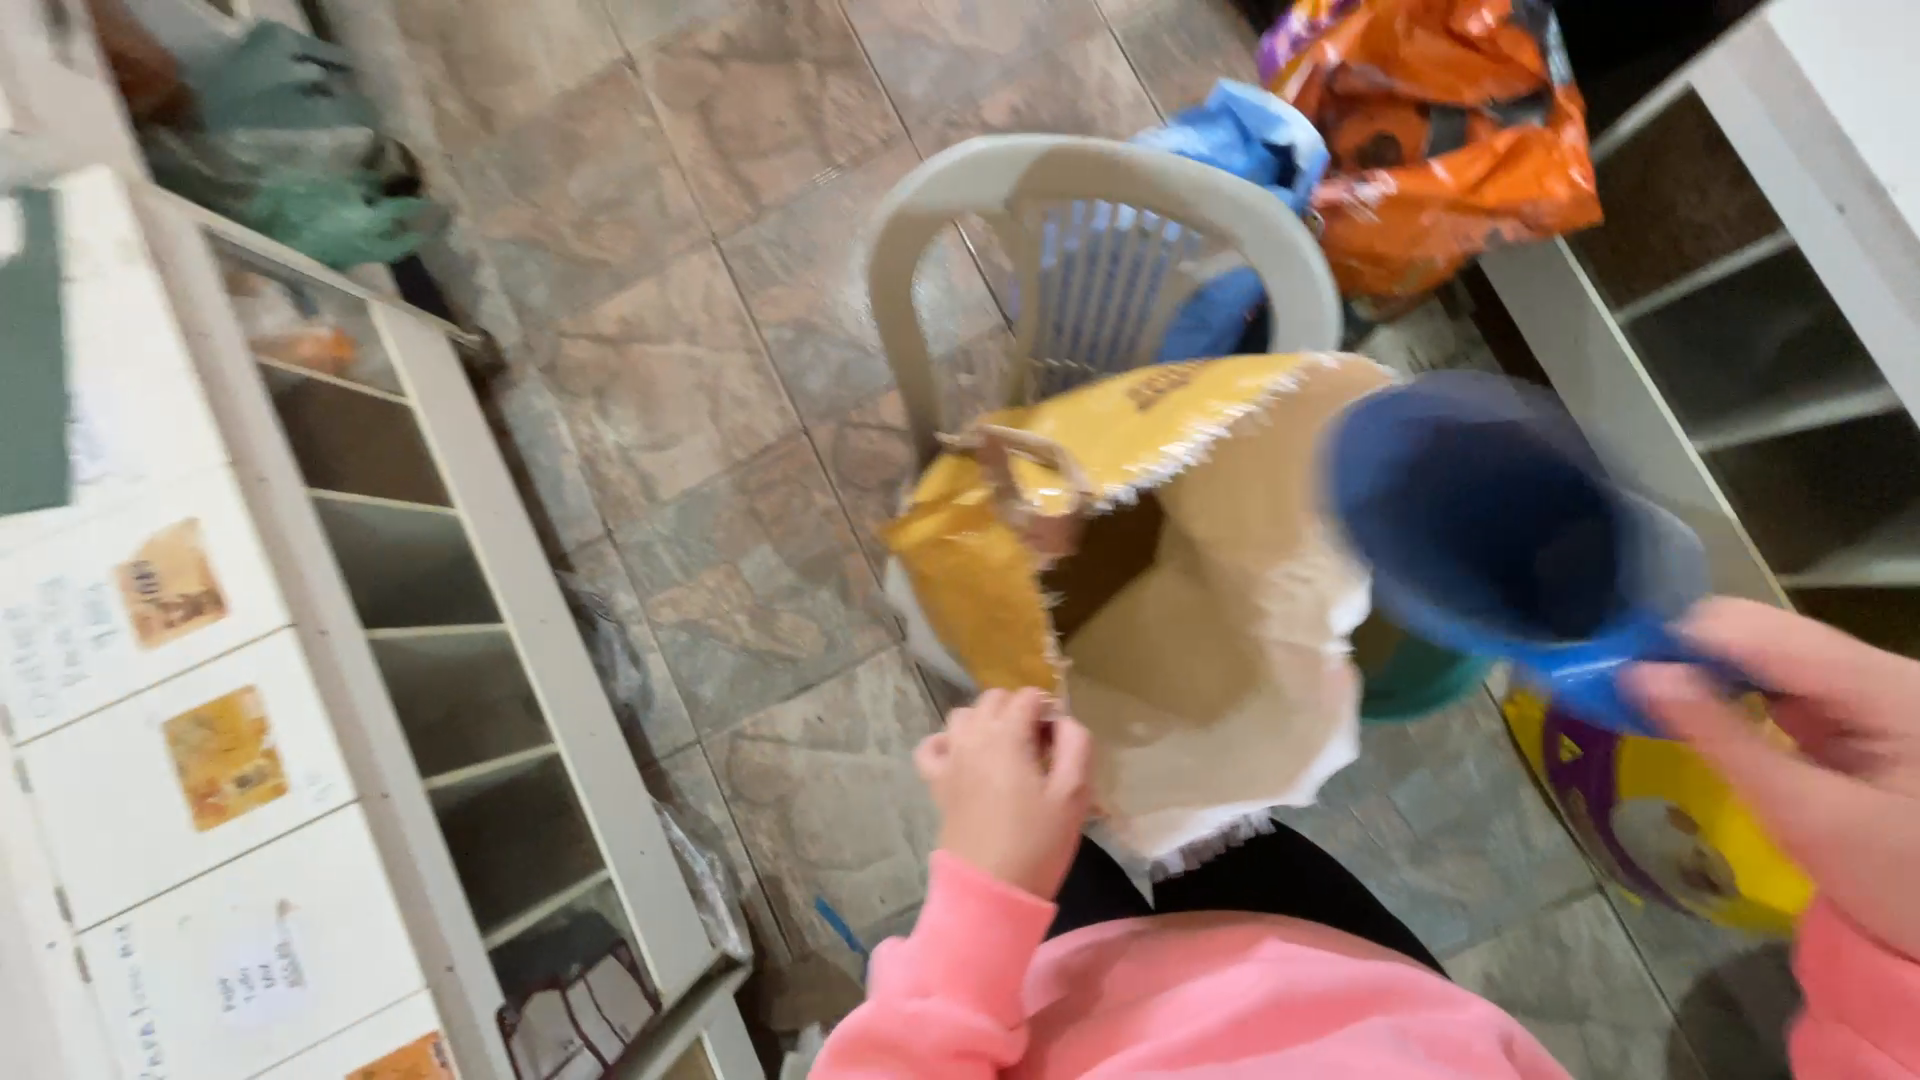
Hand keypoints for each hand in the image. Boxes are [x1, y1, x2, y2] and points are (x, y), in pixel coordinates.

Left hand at [914, 688, 1093, 900]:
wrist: (990, 891)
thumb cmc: (1037, 843)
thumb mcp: (1074, 794)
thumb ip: (1076, 744)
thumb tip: (1062, 721)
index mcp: (1007, 735)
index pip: (1028, 696)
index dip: (1049, 710)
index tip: (1060, 741)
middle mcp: (972, 737)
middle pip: (994, 699)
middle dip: (1018, 711)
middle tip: (1039, 747)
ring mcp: (950, 758)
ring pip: (963, 715)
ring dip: (986, 722)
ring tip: (1007, 752)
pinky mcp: (936, 782)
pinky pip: (932, 745)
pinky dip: (948, 742)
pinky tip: (966, 759)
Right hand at [1625, 597, 1919, 958]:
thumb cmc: (1894, 879)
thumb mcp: (1801, 813)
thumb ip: (1718, 736)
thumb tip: (1636, 674)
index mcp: (1888, 689)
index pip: (1753, 628)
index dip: (1676, 639)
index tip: (1616, 667)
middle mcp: (1886, 669)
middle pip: (1756, 627)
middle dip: (1684, 652)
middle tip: (1629, 688)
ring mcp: (1875, 682)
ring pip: (1760, 642)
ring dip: (1699, 666)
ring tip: (1651, 698)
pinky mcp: (1860, 699)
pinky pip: (1775, 669)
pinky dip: (1726, 682)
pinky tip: (1697, 706)